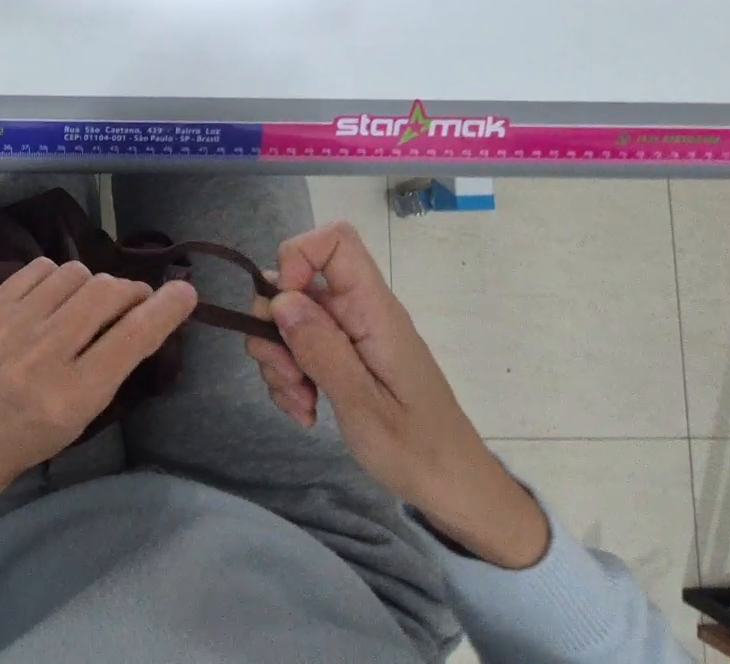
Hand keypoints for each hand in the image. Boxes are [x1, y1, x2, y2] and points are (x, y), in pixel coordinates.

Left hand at [0, 258, 198, 528]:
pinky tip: (55, 299)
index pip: (131, 338)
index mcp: (71, 396)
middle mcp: (39, 358)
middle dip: (130, 291)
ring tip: (86, 305)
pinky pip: (40, 268)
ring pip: (74, 273)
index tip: (185, 292)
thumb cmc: (37, 434)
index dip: (165, 309)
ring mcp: (8, 329)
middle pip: (105, 294)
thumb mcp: (87, 412)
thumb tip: (151, 308)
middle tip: (132, 301)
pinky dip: (58, 278)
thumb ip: (118, 362)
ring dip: (92, 284)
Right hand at [245, 223, 550, 569]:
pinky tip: (305, 410)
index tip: (281, 308)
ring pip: (288, 319)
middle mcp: (360, 312)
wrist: (455, 490)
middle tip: (289, 378)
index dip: (297, 256)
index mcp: (375, 311)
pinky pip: (298, 347)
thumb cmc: (419, 451)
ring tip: (302, 404)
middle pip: (296, 283)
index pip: (336, 240)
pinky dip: (289, 377)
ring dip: (279, 360)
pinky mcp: (343, 355)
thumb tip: (281, 299)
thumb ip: (322, 350)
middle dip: (274, 327)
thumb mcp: (365, 407)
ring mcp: (350, 334)